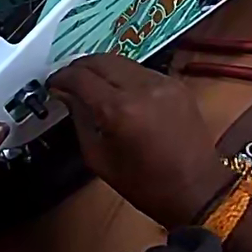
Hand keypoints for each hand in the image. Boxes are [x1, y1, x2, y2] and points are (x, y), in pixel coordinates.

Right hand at [49, 54, 230, 228]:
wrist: (198, 191)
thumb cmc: (144, 184)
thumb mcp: (98, 157)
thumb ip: (78, 118)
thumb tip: (65, 93)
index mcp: (119, 110)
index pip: (79, 77)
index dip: (61, 77)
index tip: (53, 84)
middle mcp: (141, 88)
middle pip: (99, 60)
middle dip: (78, 67)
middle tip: (68, 81)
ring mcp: (162, 83)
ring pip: (119, 60)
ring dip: (100, 68)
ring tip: (90, 83)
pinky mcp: (176, 84)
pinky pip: (139, 69)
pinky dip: (122, 75)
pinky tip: (117, 90)